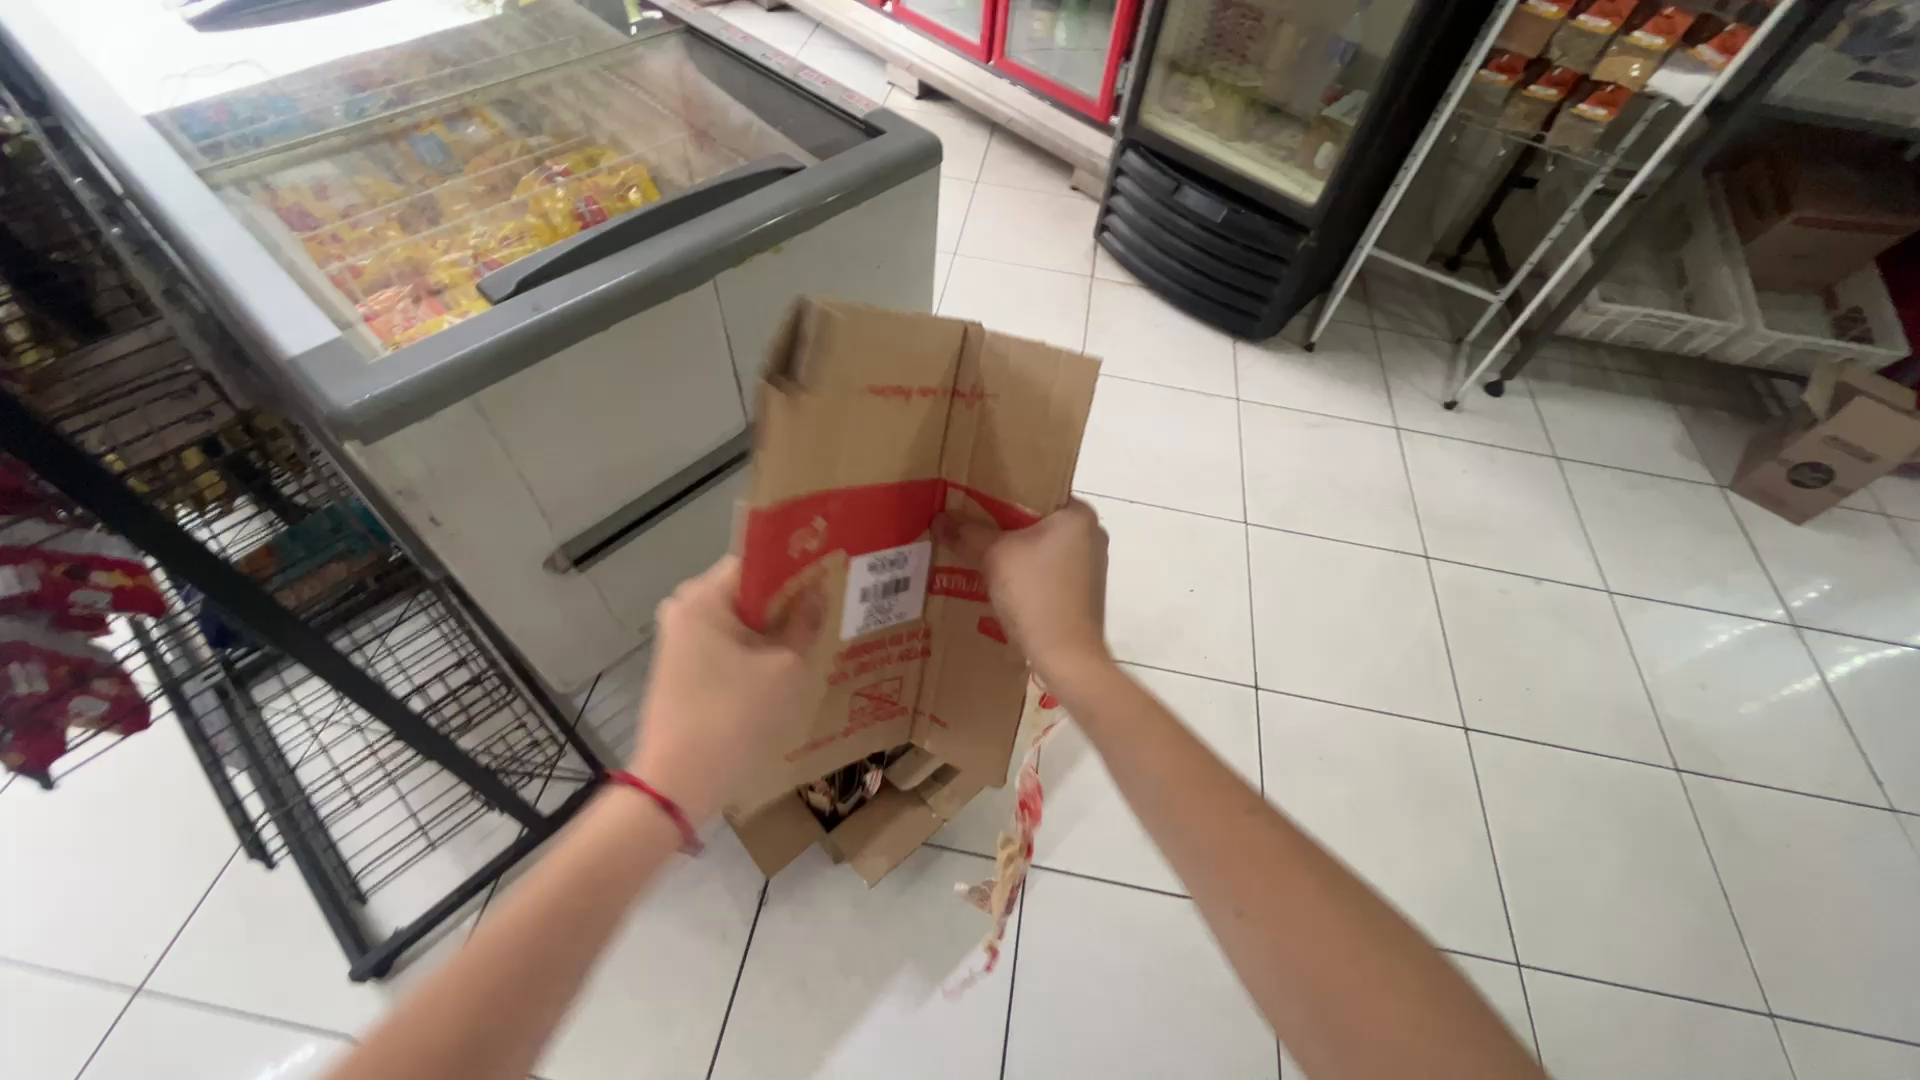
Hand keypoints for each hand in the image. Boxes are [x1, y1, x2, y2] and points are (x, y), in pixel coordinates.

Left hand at [629, 556, 823, 822]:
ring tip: (814, 640)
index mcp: (702, 596)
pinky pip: (726, 645)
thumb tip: (819, 589)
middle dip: (788, 600)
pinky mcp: (680, 669)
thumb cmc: (735, 717)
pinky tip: (784, 670)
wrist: (679, 784)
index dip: (798, 567)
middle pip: (748, 590)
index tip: (833, 577)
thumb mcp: (785, 667)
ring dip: (773, 630)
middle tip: (830, 611)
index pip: (758, 561)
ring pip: (739, 621)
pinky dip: (754, 652)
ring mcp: (678, 640)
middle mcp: (683, 608)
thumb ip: (806, 620)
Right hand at [934, 499, 1111, 685]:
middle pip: (1036, 519)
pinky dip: (1023, 571)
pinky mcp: (1082, 592)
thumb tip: (939, 517)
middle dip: (1001, 524)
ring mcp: (1090, 565)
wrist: (1067, 658)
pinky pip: (1046, 570)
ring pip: (1040, 546)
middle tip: (965, 523)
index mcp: (1078, 514)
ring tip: (974, 550)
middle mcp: (1091, 534)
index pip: (1035, 488)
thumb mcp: (994, 557)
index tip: (971, 497)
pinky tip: (996, 580)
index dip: (1000, 491)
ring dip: (1011, 550)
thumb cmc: (1035, 595)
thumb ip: (967, 532)